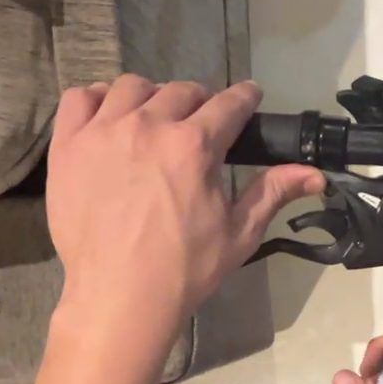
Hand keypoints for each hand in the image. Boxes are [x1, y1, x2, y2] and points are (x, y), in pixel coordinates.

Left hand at [44, 76, 322, 332]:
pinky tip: (109, 117)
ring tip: (156, 119)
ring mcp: (102, 131)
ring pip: (132, 87)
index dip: (244, 98)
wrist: (121, 295)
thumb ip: (272, 192)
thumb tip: (314, 174)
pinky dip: (98, 99)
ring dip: (152, 97)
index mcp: (194, 146)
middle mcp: (148, 125)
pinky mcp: (68, 146)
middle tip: (202, 124)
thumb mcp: (239, 234)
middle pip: (180, 91)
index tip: (250, 96)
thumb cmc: (186, 270)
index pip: (228, 104)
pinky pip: (80, 98)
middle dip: (199, 102)